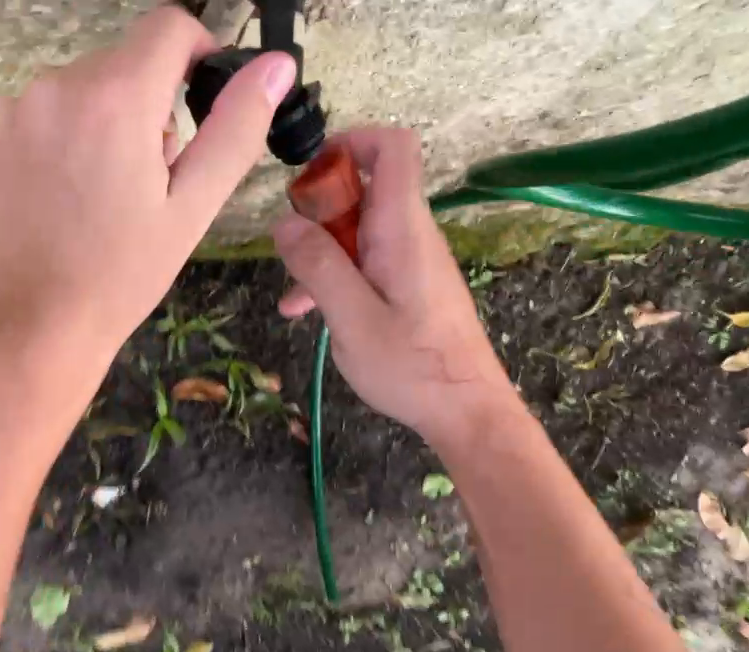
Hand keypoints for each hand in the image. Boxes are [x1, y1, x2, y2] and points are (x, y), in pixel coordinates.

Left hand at [0, 6, 295, 416]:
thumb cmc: (121, 278)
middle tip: (148, 183)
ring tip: (103, 198)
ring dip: (105, 124)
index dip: (198, 55)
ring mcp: (18, 109)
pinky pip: (45, 113)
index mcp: (117, 97)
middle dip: (148, 108)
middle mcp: (60, 84)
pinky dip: (65, 139)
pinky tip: (66, 198)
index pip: (170, 26)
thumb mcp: (190, 210)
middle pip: (125, 64)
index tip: (200, 103)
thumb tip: (275, 67)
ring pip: (84, 90)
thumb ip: (234, 131)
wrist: (37, 327)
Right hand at [272, 128, 514, 435]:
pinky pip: (369, 265)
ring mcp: (412, 262)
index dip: (350, 144)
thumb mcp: (351, 318)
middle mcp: (411, 235)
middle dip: (320, 213)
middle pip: (366, 191)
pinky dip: (338, 279)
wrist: (465, 409)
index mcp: (402, 229)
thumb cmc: (411, 366)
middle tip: (292, 253)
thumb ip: (318, 267)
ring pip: (361, 234)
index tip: (310, 178)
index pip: (392, 147)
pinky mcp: (411, 289)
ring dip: (322, 255)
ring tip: (293, 298)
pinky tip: (311, 315)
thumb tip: (283, 223)